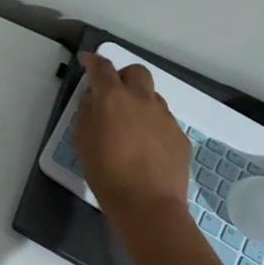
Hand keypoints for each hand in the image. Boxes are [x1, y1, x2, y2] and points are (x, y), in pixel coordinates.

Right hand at [73, 50, 191, 227]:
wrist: (148, 204)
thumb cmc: (105, 171)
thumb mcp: (83, 138)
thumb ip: (88, 111)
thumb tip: (94, 98)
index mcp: (113, 98)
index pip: (102, 67)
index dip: (92, 60)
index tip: (85, 60)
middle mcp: (142, 100)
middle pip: (137, 72)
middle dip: (124, 76)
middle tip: (113, 93)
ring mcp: (165, 118)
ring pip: (153, 98)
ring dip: (140, 103)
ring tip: (130, 126)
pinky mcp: (180, 137)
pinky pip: (164, 121)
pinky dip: (153, 126)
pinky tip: (146, 147)